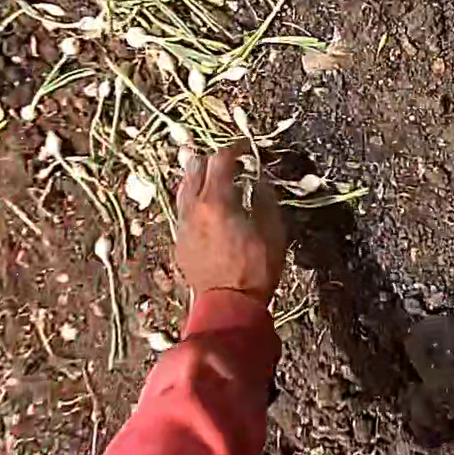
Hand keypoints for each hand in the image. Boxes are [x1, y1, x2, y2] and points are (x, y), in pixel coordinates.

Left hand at [174, 146, 286, 304]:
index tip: (248, 149)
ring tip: (214, 177)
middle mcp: (194, 209)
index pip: (220, 161)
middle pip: (195, 170)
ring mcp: (183, 226)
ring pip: (184, 190)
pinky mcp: (180, 242)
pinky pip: (185, 210)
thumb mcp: (273, 229)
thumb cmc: (256, 266)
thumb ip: (264, 198)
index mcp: (217, 201)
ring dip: (200, 178)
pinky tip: (209, 206)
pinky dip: (196, 199)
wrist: (228, 305)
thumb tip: (258, 182)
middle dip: (213, 160)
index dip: (235, 149)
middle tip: (232, 161)